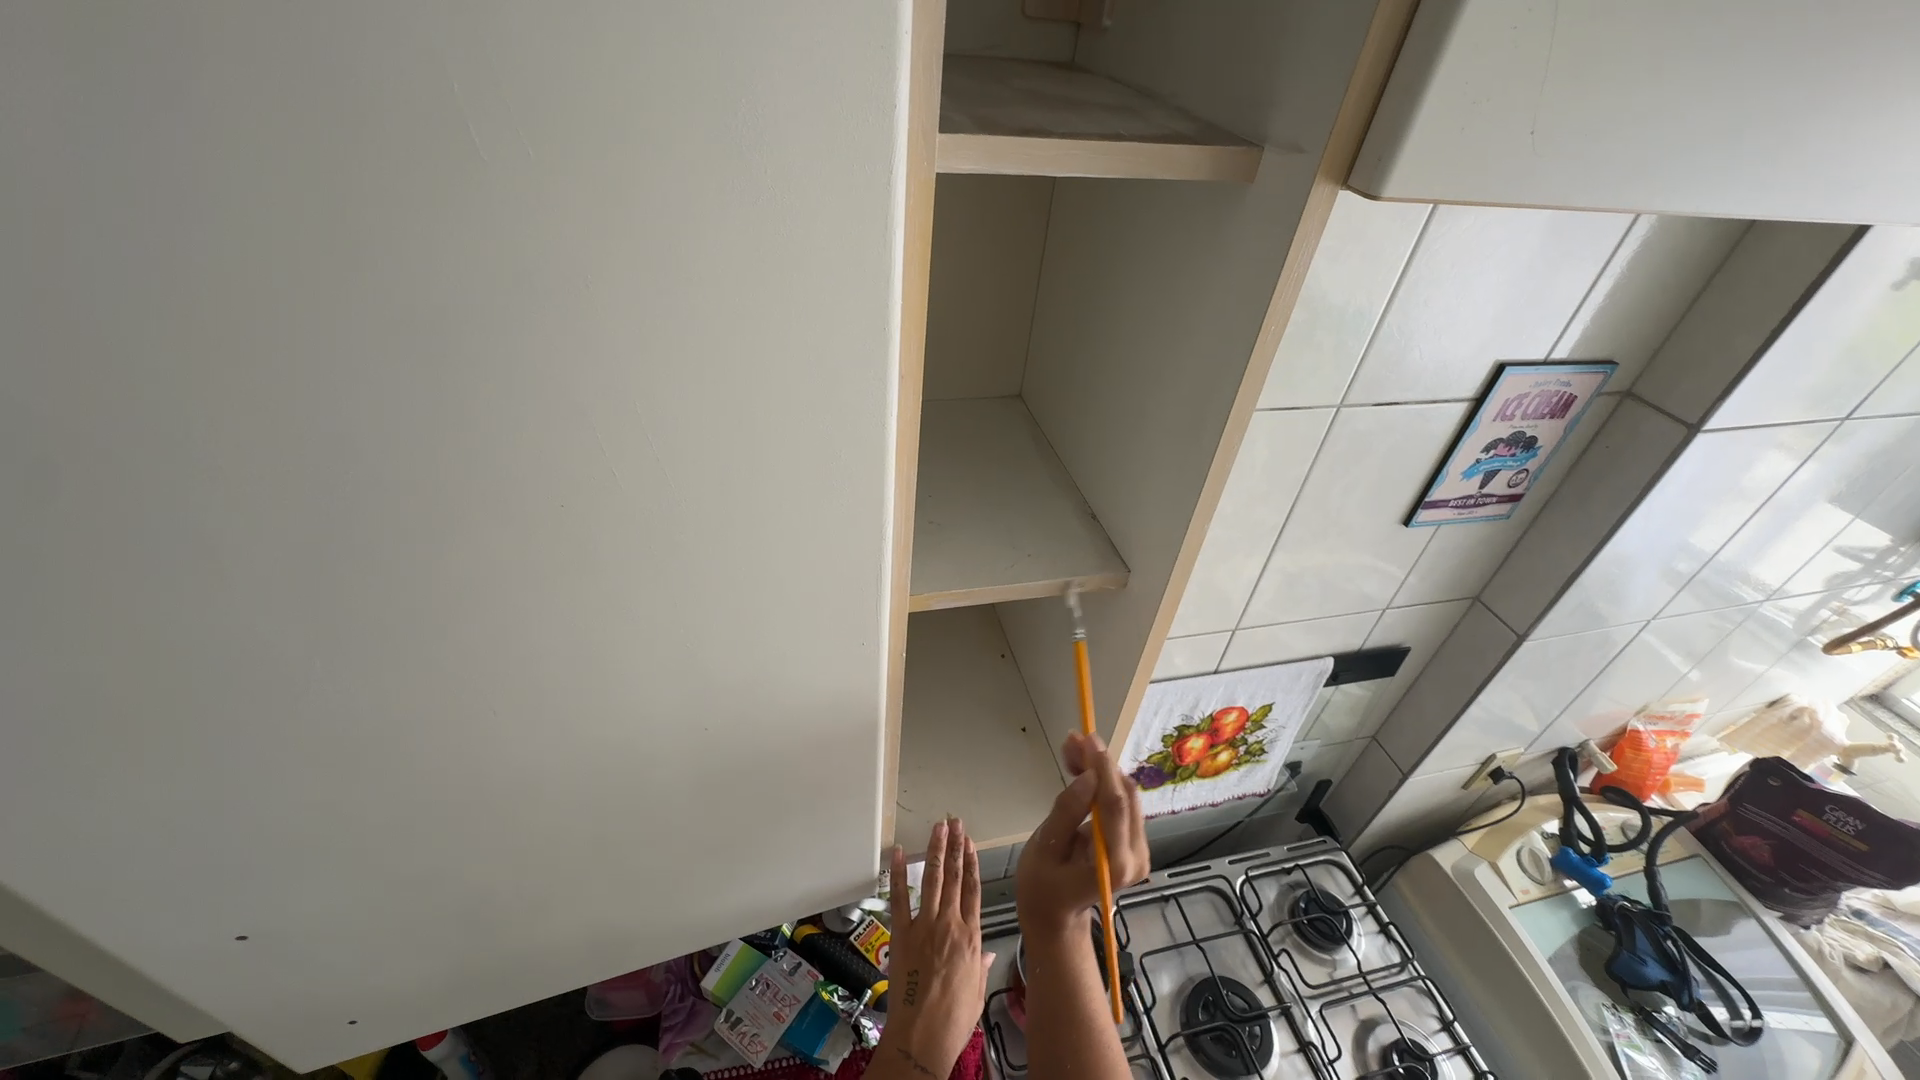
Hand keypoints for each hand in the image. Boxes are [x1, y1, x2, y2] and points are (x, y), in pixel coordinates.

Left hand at [877, 817, 993, 1079]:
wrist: (923, 1036)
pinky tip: (898, 852)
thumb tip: (984, 953)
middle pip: (954, 877)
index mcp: (972, 938)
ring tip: (939, 827)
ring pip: (932, 879)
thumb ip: (980, 966)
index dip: (972, 864)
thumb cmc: (953, 1020)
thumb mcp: (976, 991)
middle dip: (955, 847)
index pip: (973, 890)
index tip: (971, 843)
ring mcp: (924, 926)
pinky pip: (899, 897)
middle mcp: (950, 925)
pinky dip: (898, 873)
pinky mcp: (901, 934)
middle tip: (956, 822)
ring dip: (935, 850)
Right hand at [1016, 733, 1149, 935]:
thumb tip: (1088, 777)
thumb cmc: (1042, 887)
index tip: (1086, 739)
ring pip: (1126, 797)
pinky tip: (1082, 769)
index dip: (1102, 768)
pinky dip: (1104, 784)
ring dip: (1101, 770)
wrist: (1056, 918)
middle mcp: (1136, 857)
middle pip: (1125, 796)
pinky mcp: (1135, 844)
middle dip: (1100, 763)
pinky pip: (1122, 806)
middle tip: (1073, 739)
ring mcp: (1139, 851)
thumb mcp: (1044, 849)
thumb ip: (1067, 812)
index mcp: (1113, 863)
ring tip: (1073, 749)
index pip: (1114, 805)